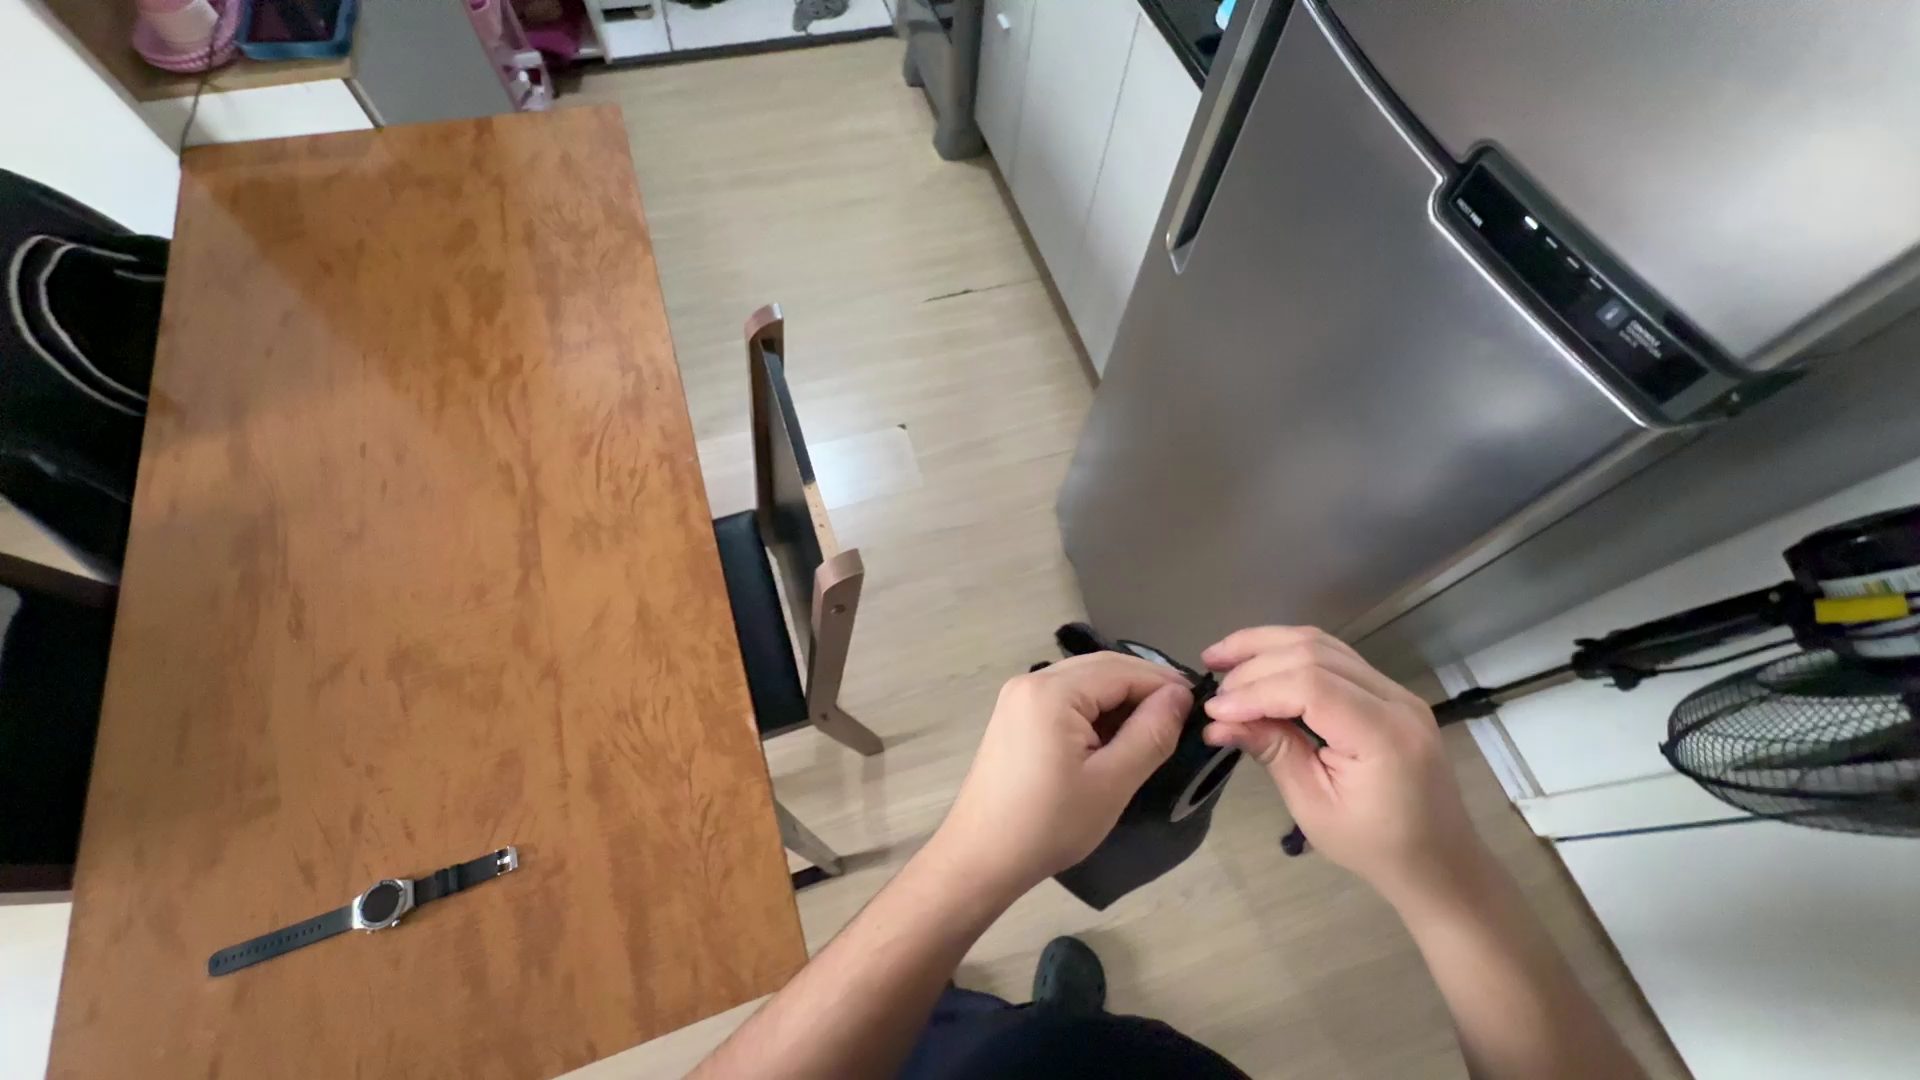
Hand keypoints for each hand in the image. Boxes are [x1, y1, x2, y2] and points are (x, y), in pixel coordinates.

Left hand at [928, 653, 1193, 896]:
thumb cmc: (1049, 823)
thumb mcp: (1112, 782)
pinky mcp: (1014, 716)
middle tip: (1181, 717)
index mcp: (1052, 691)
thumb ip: (1150, 733)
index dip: (1163, 684)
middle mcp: (1031, 681)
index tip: (1198, 709)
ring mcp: (1017, 697)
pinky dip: (1093, 709)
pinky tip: (1113, 737)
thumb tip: (1179, 696)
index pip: (1122, 670)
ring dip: (1119, 698)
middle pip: (1100, 668)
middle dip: (1143, 686)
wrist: (982, 856)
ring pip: (1083, 681)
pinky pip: (1064, 697)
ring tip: (1152, 729)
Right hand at [1198, 627, 1488, 908]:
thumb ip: (1272, 752)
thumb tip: (1218, 721)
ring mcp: (1395, 690)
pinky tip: (1257, 662)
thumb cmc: (1376, 847)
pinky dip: (1288, 652)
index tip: (1215, 710)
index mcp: (1385, 736)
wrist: (1439, 861)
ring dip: (1266, 646)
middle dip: (1254, 664)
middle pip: (1313, 654)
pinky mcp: (1385, 690)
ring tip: (1222, 658)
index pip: (1311, 686)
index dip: (1256, 690)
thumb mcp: (1314, 808)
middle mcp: (1396, 699)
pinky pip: (1333, 654)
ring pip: (1321, 643)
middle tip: (1214, 689)